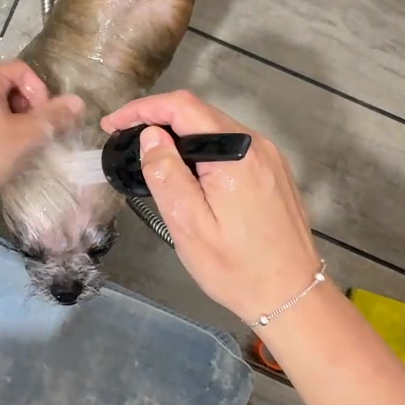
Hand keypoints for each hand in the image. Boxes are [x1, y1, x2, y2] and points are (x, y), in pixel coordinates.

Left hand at [0, 61, 83, 201]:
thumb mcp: (28, 135)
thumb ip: (55, 116)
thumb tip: (78, 101)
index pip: (23, 70)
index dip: (41, 91)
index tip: (44, 118)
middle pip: (8, 86)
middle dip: (27, 108)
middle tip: (32, 134)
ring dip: (12, 121)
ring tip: (17, 146)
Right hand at [102, 91, 319, 321]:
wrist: (292, 296)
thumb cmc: (235, 267)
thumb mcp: (187, 223)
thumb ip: (166, 173)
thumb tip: (151, 136)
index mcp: (235, 153)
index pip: (181, 107)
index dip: (142, 108)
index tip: (112, 125)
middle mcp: (256, 145)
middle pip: (198, 113)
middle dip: (156, 118)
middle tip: (123, 139)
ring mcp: (269, 156)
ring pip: (214, 127)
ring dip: (178, 134)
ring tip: (149, 155)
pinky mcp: (273, 170)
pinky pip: (230, 144)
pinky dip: (200, 147)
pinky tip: (185, 169)